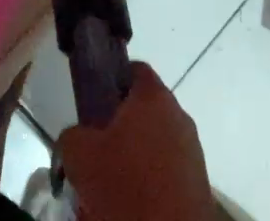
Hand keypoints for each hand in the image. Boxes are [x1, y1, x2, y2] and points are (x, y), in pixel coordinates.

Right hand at [59, 64, 212, 220]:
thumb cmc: (124, 183)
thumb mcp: (80, 154)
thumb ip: (72, 134)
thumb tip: (78, 136)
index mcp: (153, 97)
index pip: (135, 69)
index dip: (112, 79)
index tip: (94, 101)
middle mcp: (178, 115)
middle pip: (143, 109)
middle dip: (118, 126)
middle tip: (94, 148)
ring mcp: (191, 147)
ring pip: (153, 141)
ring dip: (132, 154)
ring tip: (108, 181)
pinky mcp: (197, 179)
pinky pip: (165, 167)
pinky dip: (147, 177)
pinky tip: (129, 200)